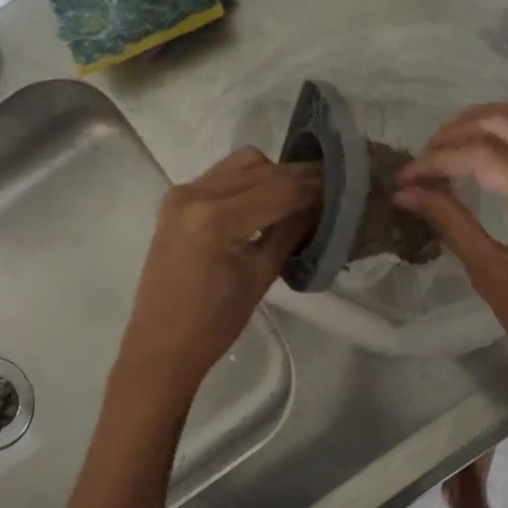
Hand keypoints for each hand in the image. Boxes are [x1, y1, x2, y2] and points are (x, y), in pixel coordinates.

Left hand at [119, 148, 320, 387]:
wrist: (162, 343)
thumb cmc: (214, 323)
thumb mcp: (261, 276)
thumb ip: (290, 231)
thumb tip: (320, 204)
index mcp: (215, 219)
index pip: (280, 190)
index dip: (316, 189)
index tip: (345, 189)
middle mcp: (195, 194)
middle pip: (262, 170)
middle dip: (299, 178)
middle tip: (332, 190)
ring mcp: (182, 193)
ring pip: (243, 164)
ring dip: (274, 175)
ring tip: (299, 197)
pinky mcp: (176, 199)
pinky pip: (222, 175)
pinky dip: (249, 181)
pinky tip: (267, 202)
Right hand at [396, 102, 507, 382]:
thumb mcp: (492, 276)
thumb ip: (451, 223)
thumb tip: (407, 192)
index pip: (479, 155)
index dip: (434, 160)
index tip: (402, 179)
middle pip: (503, 125)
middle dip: (453, 135)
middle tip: (421, 163)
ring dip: (490, 117)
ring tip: (455, 141)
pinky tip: (502, 142)